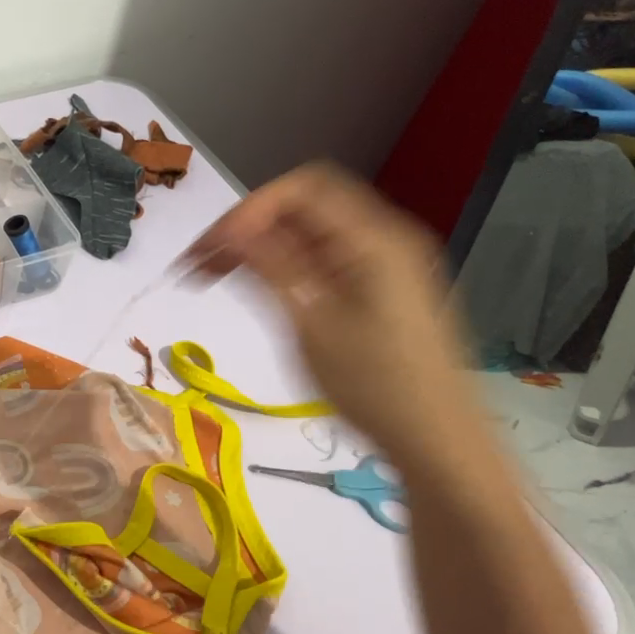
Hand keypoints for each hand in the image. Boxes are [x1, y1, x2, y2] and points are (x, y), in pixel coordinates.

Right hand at [182, 162, 478, 459]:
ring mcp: (383, 266)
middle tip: (196, 265)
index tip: (208, 250)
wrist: (439, 443)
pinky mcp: (378, 291)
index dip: (246, 211)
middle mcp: (382, 240)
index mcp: (373, 239)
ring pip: (308, 234)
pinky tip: (254, 290)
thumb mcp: (311, 324)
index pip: (301, 190)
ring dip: (257, 247)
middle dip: (245, 227)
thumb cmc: (374, 387)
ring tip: (210, 278)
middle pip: (302, 207)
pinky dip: (282, 267)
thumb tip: (228, 228)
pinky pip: (322, 260)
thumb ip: (269, 267)